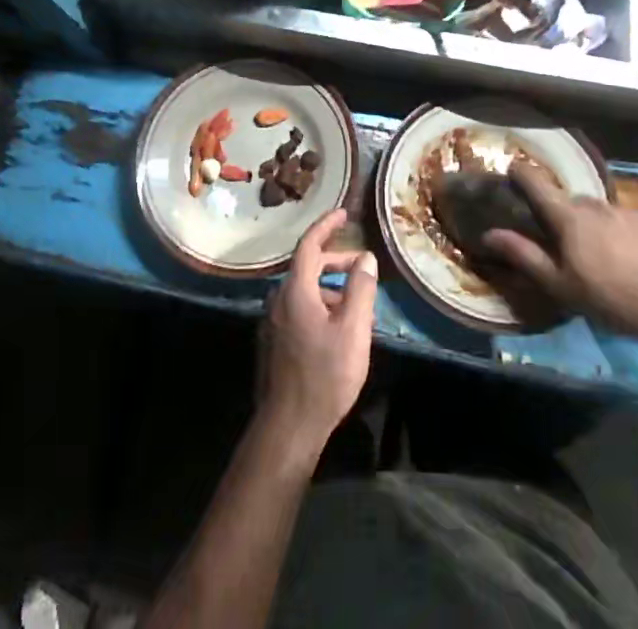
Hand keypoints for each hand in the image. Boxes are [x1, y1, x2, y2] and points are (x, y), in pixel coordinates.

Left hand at [259, 208, 377, 447]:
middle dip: (335, 261)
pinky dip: (320, 305)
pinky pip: (298, 308)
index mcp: (295, 291)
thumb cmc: (326, 375)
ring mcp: (272, 320)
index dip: (326, 226)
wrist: (289, 423)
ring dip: (330, 288)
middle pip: (306, 267)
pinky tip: (339, 327)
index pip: (308, 246)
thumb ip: (359, 289)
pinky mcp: (273, 339)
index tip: (343, 213)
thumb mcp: (353, 330)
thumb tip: (364, 258)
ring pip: (303, 290)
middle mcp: (278, 299)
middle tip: (363, 266)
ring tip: (359, 306)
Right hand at [482, 160, 637, 333]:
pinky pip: (624, 222)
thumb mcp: (560, 284)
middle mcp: (599, 207)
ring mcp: (631, 214)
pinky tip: (623, 257)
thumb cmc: (611, 298)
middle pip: (571, 200)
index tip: (512, 167)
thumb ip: (524, 255)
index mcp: (570, 218)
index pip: (539, 185)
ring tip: (591, 249)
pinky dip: (615, 232)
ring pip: (599, 211)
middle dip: (558, 209)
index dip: (523, 174)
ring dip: (589, 222)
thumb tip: (489, 233)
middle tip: (553, 232)